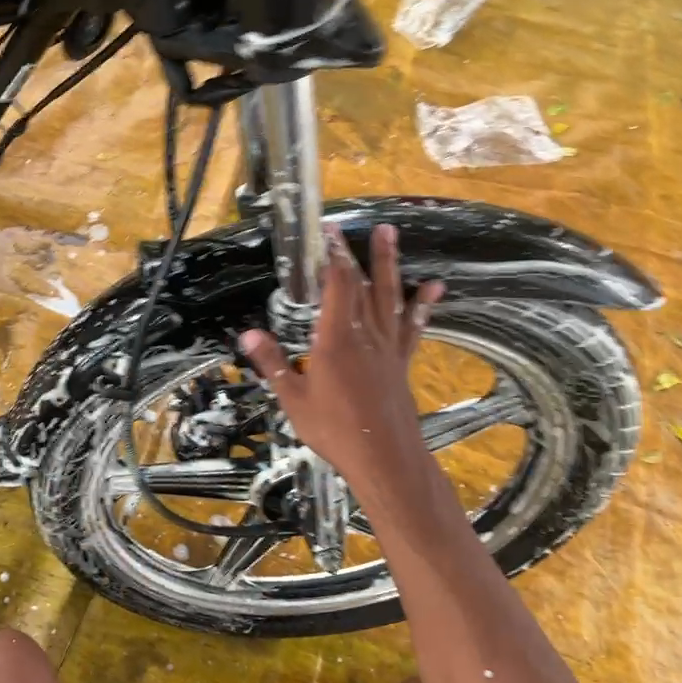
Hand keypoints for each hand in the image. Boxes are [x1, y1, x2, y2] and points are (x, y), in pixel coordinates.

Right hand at [239, 223, 445, 494]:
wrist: (385, 456)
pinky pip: (412, 326)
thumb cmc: (334, 430)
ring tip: (391, 236)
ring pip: (390, 297)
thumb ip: (274, 364)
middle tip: (364, 225)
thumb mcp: (293, 399)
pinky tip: (432, 288)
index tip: (328, 233)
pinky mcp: (401, 361)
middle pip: (365, 285)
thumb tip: (249, 334)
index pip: (336, 288)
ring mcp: (387, 347)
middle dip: (361, 253)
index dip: (333, 257)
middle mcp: (365, 336)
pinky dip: (421, 304)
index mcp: (335, 341)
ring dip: (391, 265)